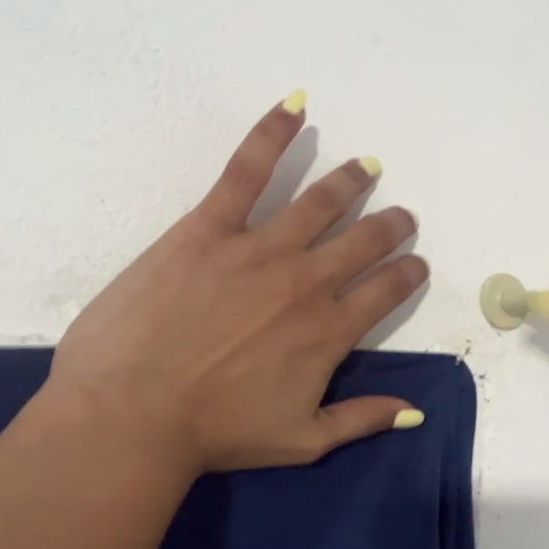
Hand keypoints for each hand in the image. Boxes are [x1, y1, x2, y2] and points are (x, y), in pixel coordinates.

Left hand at [46, 93, 426, 475]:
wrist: (132, 413)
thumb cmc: (218, 433)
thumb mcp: (304, 440)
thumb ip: (363, 419)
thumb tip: (416, 411)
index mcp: (330, 332)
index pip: (388, 290)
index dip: (408, 273)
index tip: (414, 264)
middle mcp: (307, 282)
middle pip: (364, 240)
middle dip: (391, 225)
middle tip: (401, 215)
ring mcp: (258, 249)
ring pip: (319, 201)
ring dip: (351, 181)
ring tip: (367, 167)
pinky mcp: (208, 228)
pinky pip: (246, 171)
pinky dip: (273, 135)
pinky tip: (294, 108)